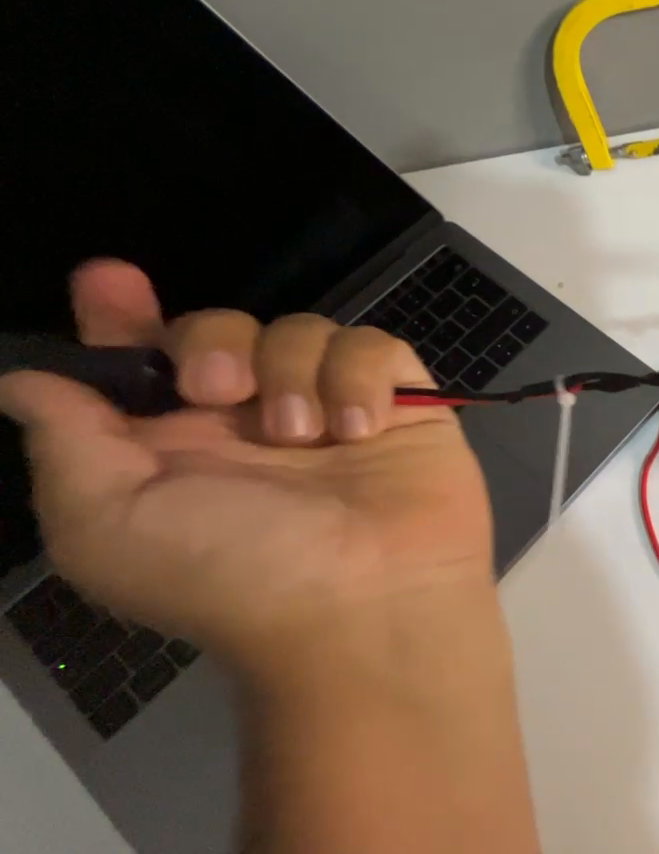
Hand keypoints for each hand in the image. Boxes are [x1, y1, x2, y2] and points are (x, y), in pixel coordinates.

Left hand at [0, 259, 493, 676]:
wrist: (367, 597)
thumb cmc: (231, 568)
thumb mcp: (110, 523)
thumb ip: (69, 441)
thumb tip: (33, 379)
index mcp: (176, 443)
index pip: (142, 361)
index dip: (121, 316)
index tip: (110, 278)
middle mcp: (253, 417)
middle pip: (223, 328)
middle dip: (216, 342)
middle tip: (226, 395)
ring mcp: (334, 406)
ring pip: (306, 329)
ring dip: (298, 372)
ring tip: (312, 436)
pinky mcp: (404, 403)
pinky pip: (378, 346)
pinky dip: (363, 376)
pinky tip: (364, 425)